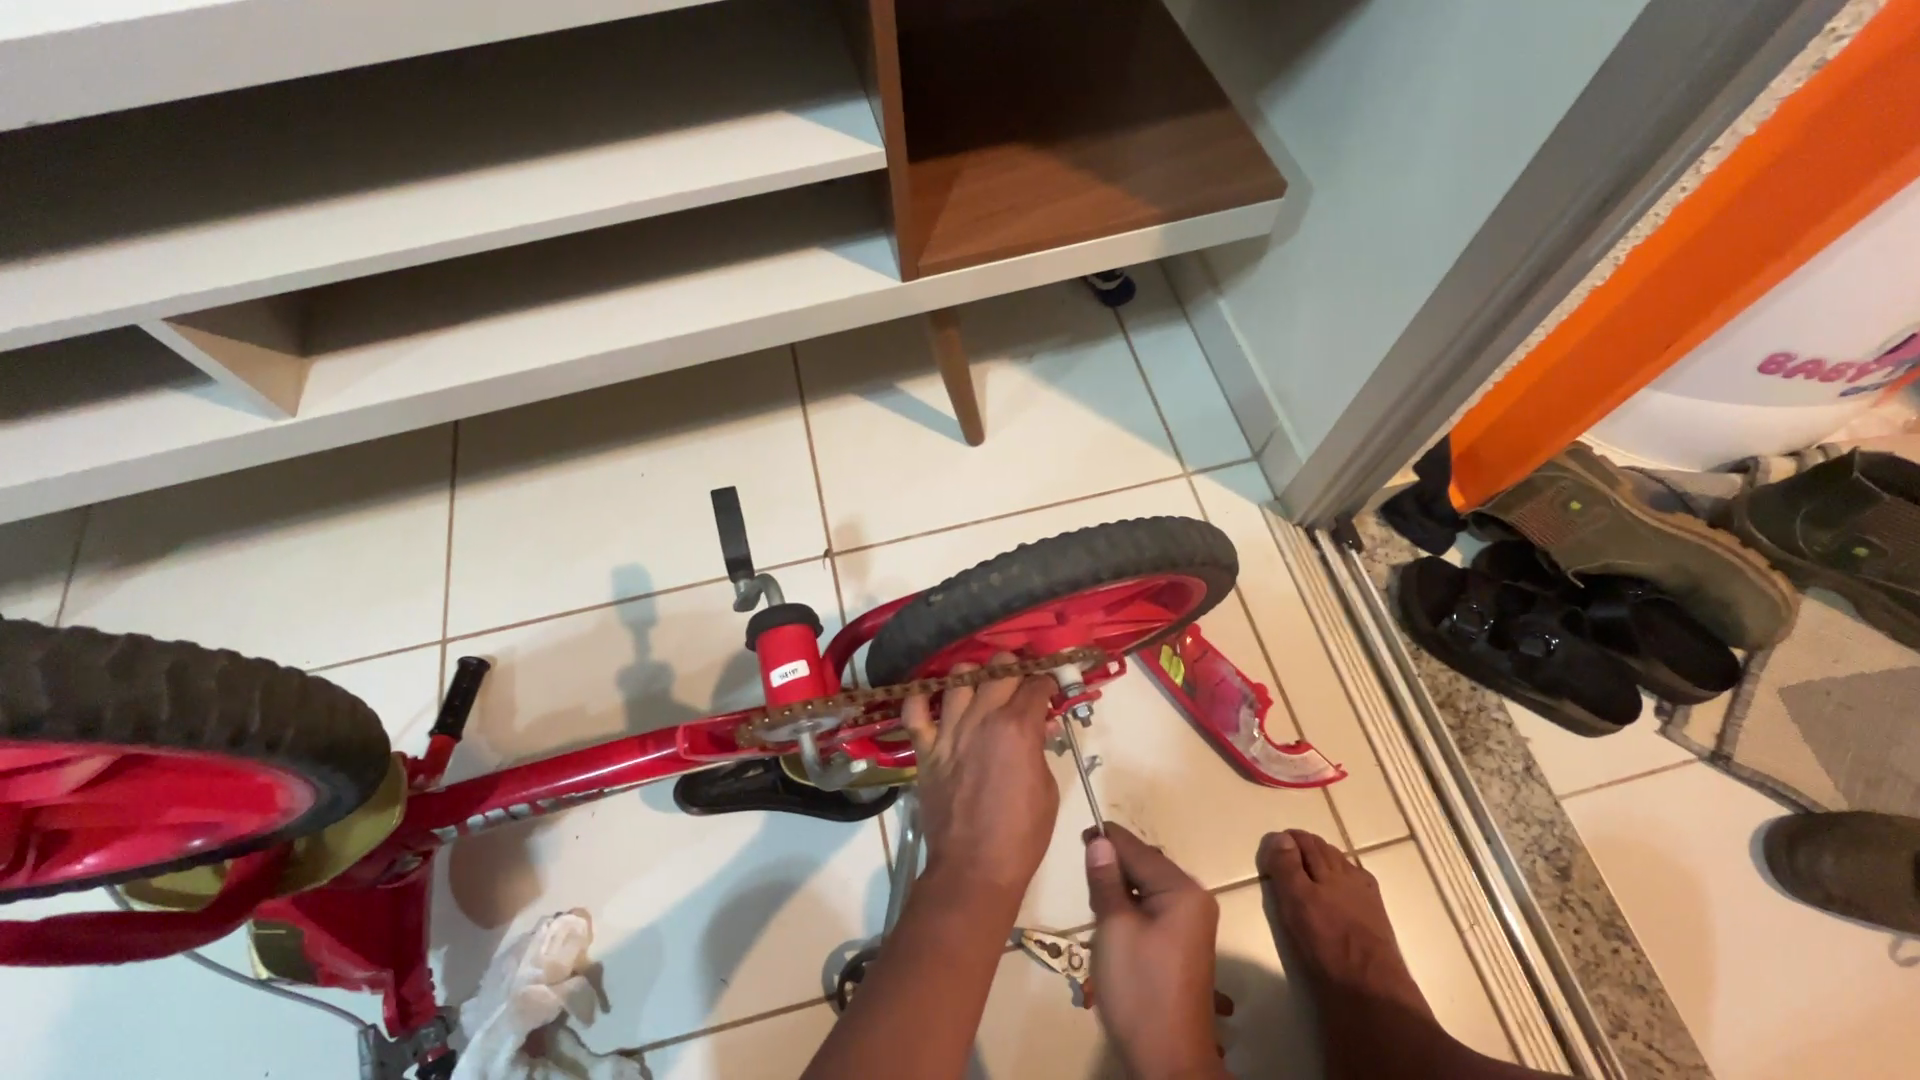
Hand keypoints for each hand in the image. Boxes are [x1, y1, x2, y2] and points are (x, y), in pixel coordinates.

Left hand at [901, 655, 1060, 902]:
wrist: (973, 867)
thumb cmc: (1022, 834)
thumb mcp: (1048, 788)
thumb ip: (1039, 749)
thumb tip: (1036, 730)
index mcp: (1018, 727)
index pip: (1035, 684)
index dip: (1046, 681)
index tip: (1048, 686)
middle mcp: (982, 718)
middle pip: (998, 670)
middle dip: (1014, 668)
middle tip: (1020, 679)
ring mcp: (948, 732)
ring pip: (958, 679)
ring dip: (974, 674)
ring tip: (981, 682)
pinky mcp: (925, 749)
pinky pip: (914, 711)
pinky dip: (920, 698)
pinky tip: (931, 695)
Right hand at [1084, 825, 1225, 1079]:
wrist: (1168, 1057)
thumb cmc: (1138, 988)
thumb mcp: (1114, 927)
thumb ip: (1106, 881)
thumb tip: (1100, 842)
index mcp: (1182, 890)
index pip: (1138, 849)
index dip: (1107, 840)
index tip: (1080, 835)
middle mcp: (1194, 899)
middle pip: (1146, 865)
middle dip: (1114, 866)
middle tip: (1085, 882)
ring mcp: (1192, 923)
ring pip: (1147, 887)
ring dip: (1120, 888)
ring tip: (1095, 904)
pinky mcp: (1183, 943)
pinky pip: (1153, 908)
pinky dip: (1130, 907)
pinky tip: (1112, 922)